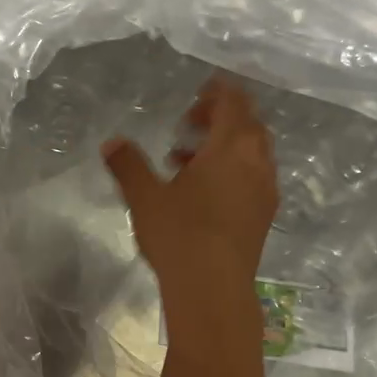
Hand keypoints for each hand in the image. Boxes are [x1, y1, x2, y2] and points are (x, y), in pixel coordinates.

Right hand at [102, 76, 278, 294]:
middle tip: (189, 127)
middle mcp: (256, 160)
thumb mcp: (145, 198)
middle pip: (246, 125)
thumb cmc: (179, 235)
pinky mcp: (263, 214)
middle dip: (219, 120)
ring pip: (250, 153)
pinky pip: (251, 177)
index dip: (218, 92)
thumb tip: (111, 143)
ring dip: (223, 149)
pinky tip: (205, 194)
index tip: (202, 90)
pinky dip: (231, 172)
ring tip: (188, 163)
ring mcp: (265, 188)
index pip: (233, 102)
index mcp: (231, 146)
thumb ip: (128, 167)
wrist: (212, 287)